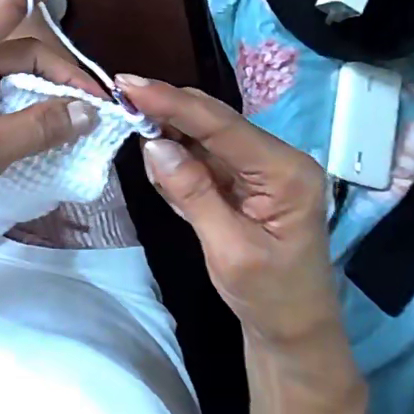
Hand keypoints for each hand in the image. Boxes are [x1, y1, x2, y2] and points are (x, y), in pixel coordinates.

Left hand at [0, 0, 102, 249]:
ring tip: (87, 120)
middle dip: (61, 73)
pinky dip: (36, 117)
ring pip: (18, 83)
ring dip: (52, 97)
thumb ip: (38, 124)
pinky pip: (9, 108)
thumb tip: (86, 110)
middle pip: (21, 54)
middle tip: (100, 104)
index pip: (2, 7)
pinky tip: (60, 133)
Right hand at [118, 77, 339, 347]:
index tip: (128, 84)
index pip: (221, 125)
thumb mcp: (229, 251)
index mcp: (285, 172)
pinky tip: (168, 182)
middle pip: (211, 118)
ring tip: (149, 158)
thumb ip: (193, 194)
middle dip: (164, 107)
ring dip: (166, 135)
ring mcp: (258, 166)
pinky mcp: (241, 177)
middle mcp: (276, 158)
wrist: (294, 329)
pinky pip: (199, 154)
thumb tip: (154, 145)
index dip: (172, 102)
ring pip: (201, 132)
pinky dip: (174, 159)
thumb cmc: (270, 296)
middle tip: (119, 98)